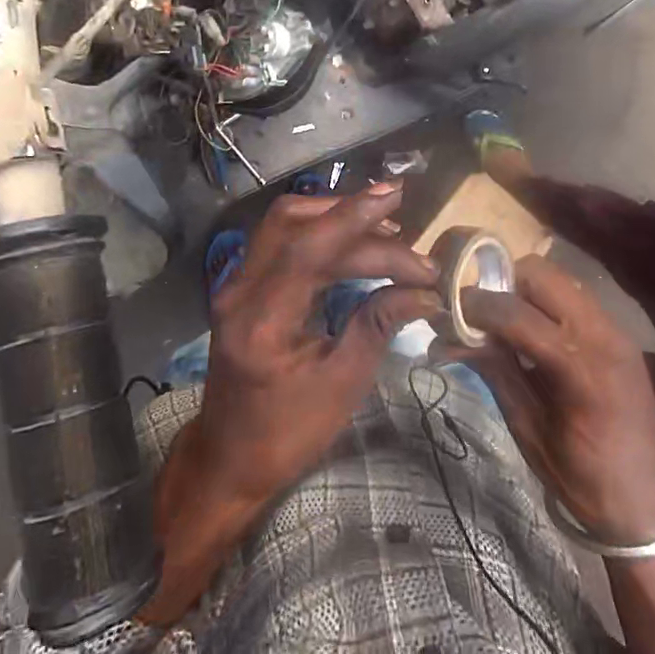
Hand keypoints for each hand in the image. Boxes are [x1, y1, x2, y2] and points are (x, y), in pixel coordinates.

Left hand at [185, 183, 439, 502]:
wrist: (229, 457)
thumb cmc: (287, 433)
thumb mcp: (343, 385)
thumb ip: (378, 325)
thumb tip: (426, 291)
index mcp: (262, 321)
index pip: (307, 249)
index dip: (353, 217)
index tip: (396, 197)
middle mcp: (239, 291)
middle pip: (293, 224)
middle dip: (352, 217)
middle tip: (405, 230)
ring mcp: (235, 284)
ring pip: (284, 225)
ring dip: (335, 219)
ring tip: (388, 231)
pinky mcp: (242, 286)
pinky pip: (281, 241)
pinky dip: (320, 234)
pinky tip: (354, 243)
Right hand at [451, 257, 654, 545]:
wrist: (650, 505)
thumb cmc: (584, 480)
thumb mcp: (529, 429)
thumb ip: (495, 372)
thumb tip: (451, 339)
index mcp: (581, 369)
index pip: (516, 313)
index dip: (476, 308)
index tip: (448, 315)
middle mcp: (603, 335)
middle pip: (539, 274)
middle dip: (501, 286)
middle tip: (478, 317)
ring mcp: (615, 329)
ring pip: (556, 279)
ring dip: (522, 291)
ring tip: (501, 325)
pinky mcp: (618, 333)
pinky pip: (572, 297)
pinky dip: (543, 303)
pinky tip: (530, 334)